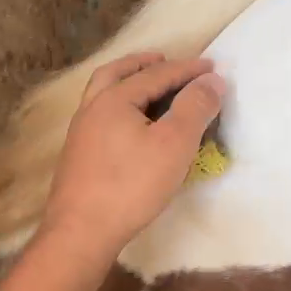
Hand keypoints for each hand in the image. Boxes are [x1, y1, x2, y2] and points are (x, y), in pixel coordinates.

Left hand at [41, 52, 223, 259]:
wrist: (81, 230)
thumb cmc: (131, 185)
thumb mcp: (174, 144)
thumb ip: (195, 108)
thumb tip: (212, 80)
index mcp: (114, 99)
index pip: (157, 74)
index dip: (188, 69)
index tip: (213, 68)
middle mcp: (91, 109)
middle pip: (116, 74)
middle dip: (143, 64)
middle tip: (164, 60)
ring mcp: (79, 134)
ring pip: (102, 95)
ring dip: (126, 84)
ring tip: (148, 89)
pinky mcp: (77, 157)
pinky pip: (99, 118)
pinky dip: (117, 108)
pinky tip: (129, 127)